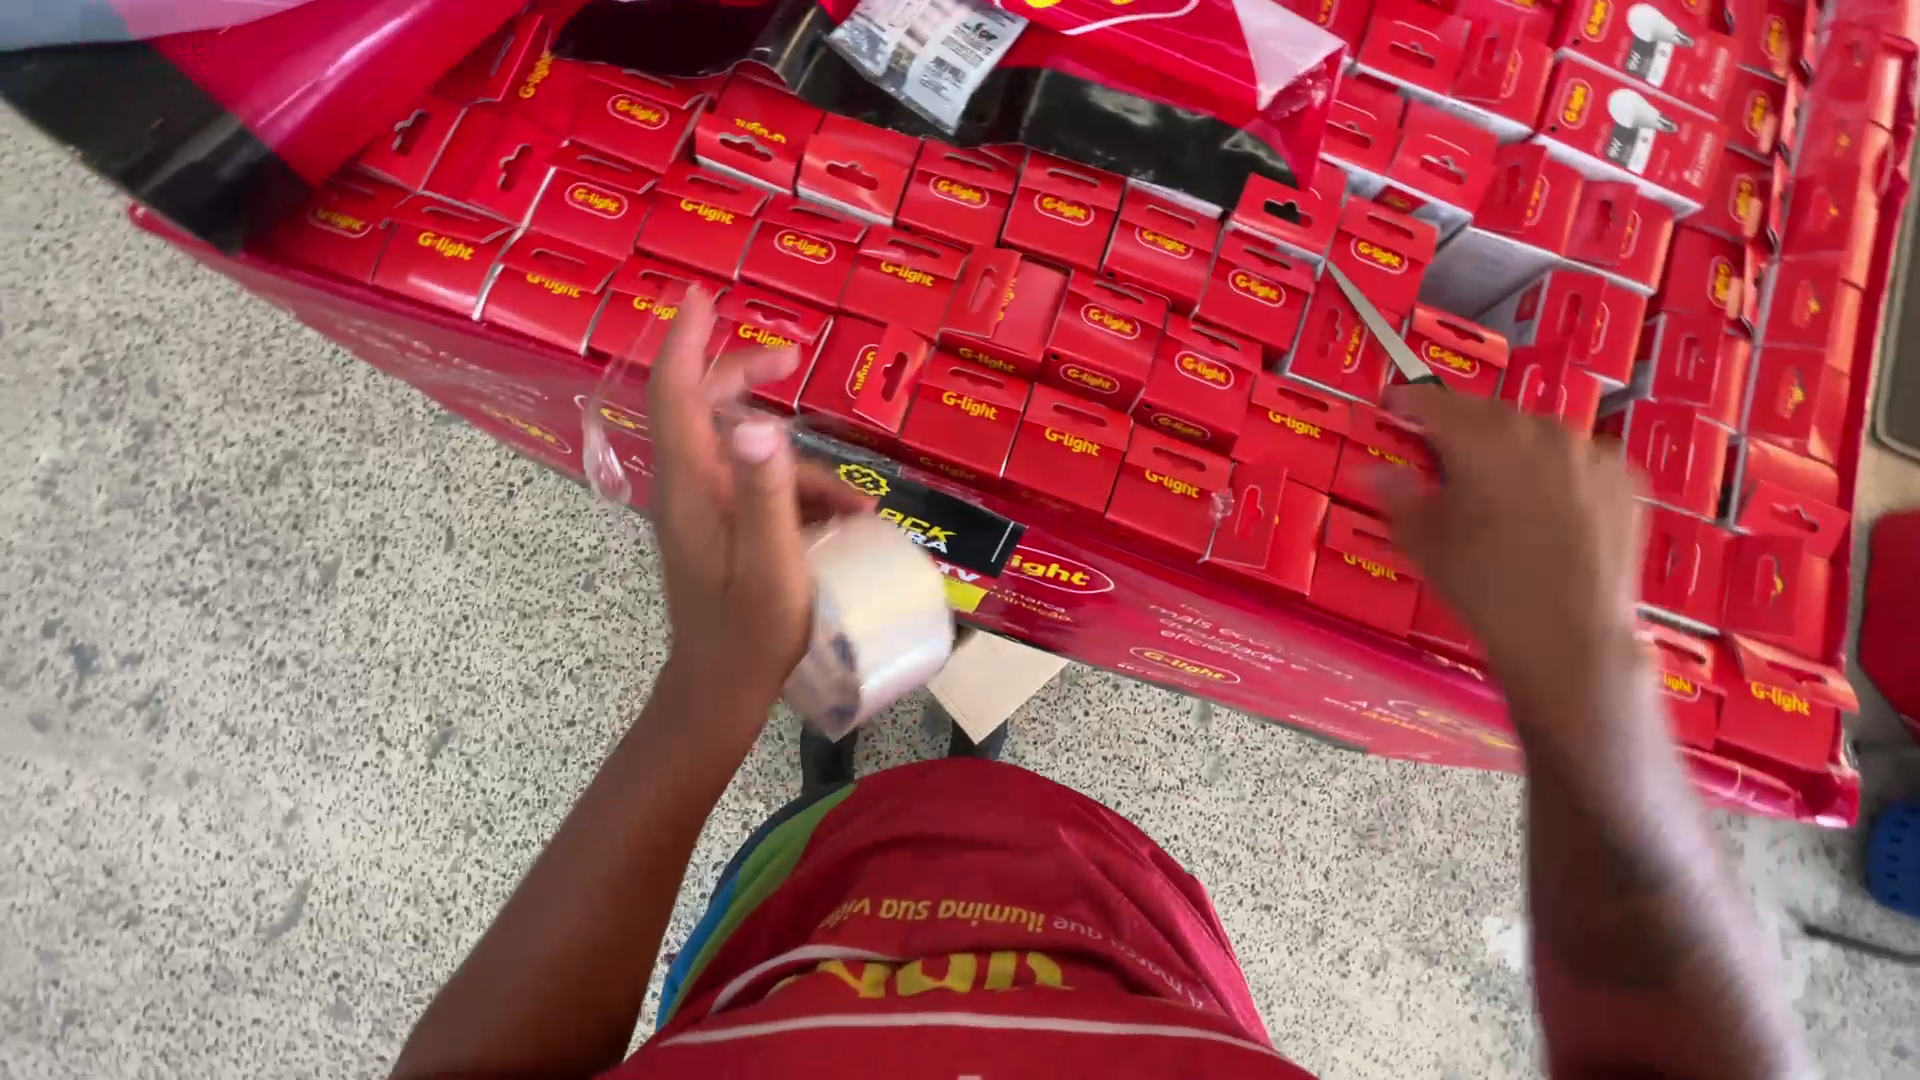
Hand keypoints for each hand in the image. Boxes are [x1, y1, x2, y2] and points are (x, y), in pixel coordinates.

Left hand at [646, 288, 870, 731]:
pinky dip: (799, 496)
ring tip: (857, 507)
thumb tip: (760, 422)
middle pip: (706, 409)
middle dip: (747, 377)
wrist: (722, 688)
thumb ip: (767, 493)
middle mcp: (690, 489)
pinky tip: (844, 524)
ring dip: (798, 465)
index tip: (703, 297)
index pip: (676, 395)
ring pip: (745, 455)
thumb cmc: (748, 632)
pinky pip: (759, 492)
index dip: (687, 341)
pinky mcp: (723, 532)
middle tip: (792, 358)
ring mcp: (705, 511)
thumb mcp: (771, 563)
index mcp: (691, 487)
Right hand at [1374, 386, 1642, 692]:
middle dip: (1458, 425)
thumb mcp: (1422, 540)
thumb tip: (1370, 469)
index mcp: (1483, 441)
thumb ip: (1396, 494)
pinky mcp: (1625, 478)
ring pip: (1536, 432)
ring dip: (1507, 443)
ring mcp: (1590, 452)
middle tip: (1436, 449)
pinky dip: (1551, 466)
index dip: (1408, 401)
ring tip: (1491, 477)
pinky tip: (1541, 499)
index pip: (1436, 404)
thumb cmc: (1480, 585)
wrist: (1567, 634)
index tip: (1391, 405)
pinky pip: (1577, 457)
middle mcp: (1541, 432)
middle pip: (1488, 413)